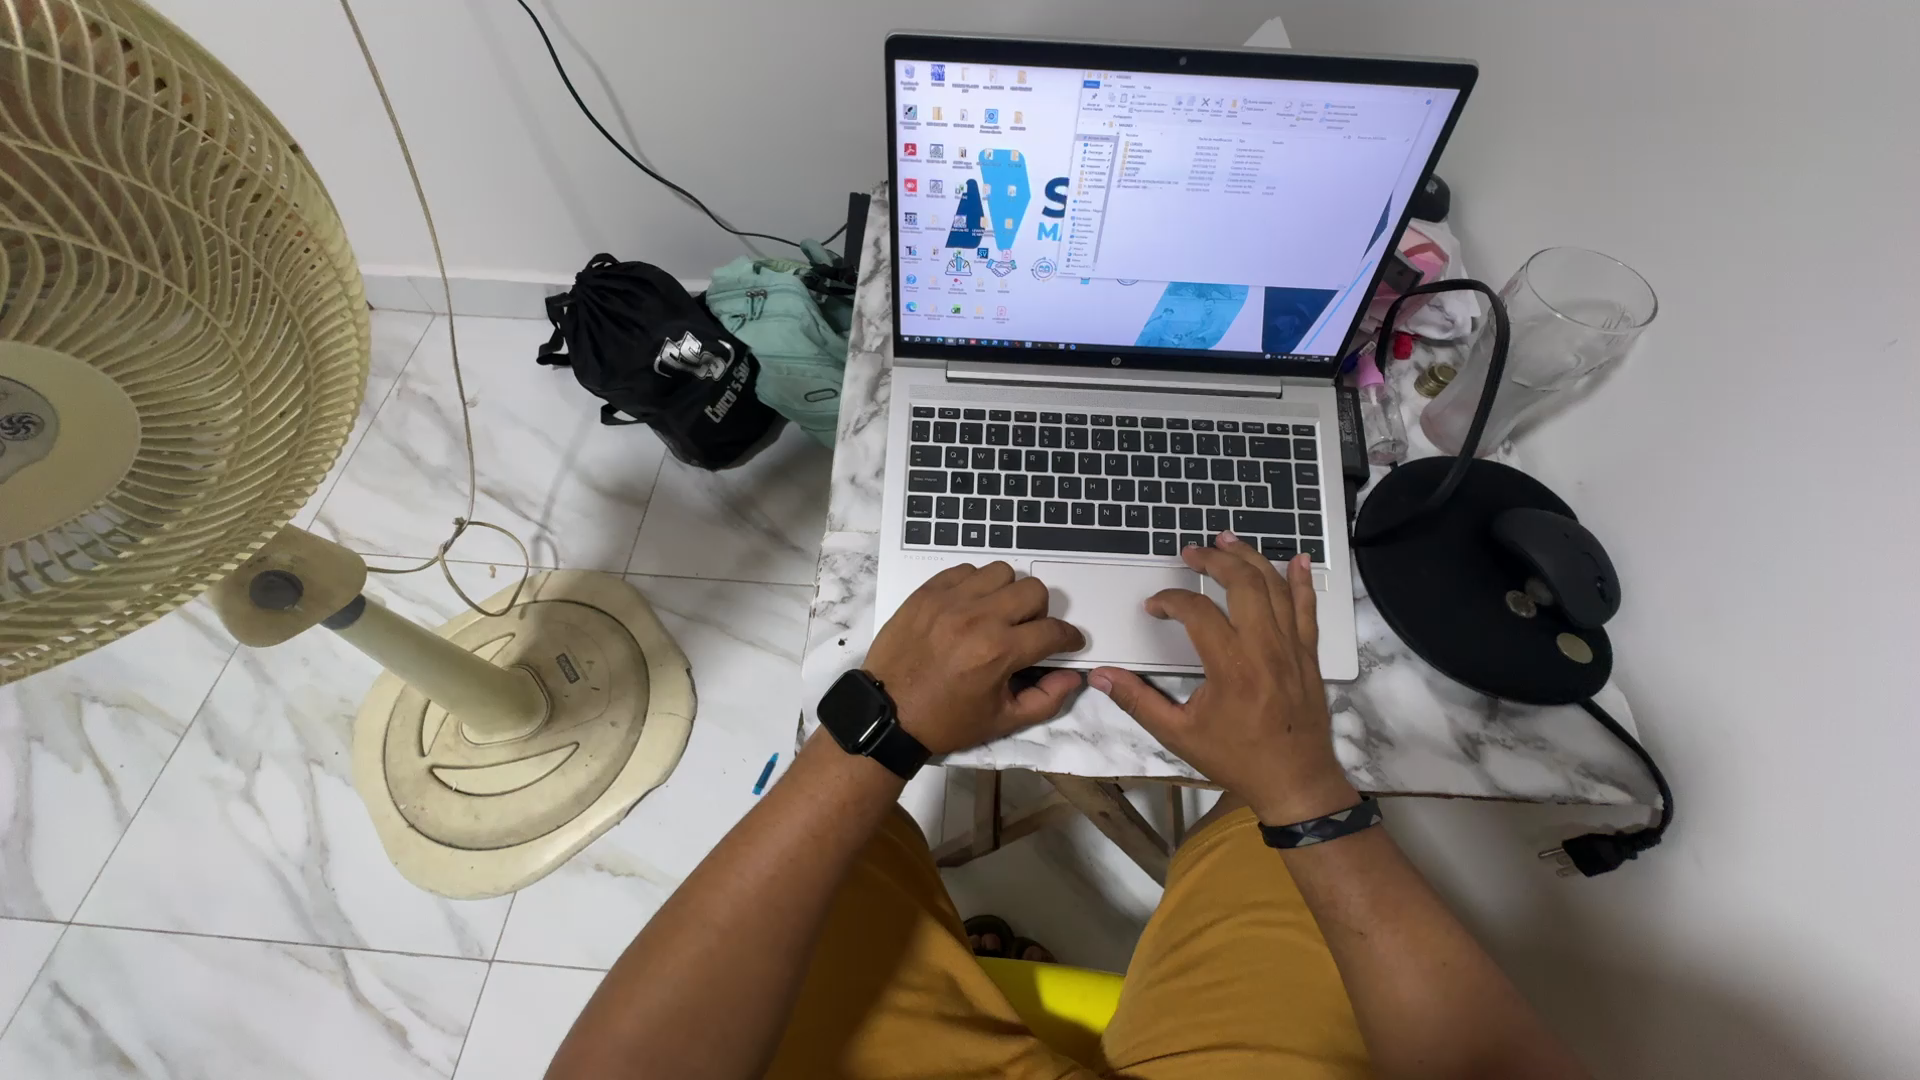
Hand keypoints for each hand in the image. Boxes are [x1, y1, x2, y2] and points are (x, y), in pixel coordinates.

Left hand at [865, 562, 1086, 754]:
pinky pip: (965, 571)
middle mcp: (977, 618)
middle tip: (1026, 631)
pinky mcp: (927, 593)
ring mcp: (949, 601)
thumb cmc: (946, 721)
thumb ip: (1045, 699)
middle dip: (1039, 612)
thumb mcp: (1002, 722)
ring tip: (995, 615)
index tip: (1066, 643)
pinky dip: (975, 586)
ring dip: (1006, 593)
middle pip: (1033, 590)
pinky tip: (968, 608)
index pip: (1052, 631)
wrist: (887, 714)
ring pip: (1000, 573)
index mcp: (999, 652)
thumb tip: (1073, 677)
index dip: (1068, 638)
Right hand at [1090, 533, 1357, 824]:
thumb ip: (1137, 702)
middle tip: (1191, 551)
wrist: (1296, 784)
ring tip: (1228, 539)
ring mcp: (1292, 649)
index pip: (1197, 612)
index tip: (1154, 607)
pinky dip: (1302, 582)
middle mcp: (1265, 649)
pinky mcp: (1309, 655)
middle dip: (1214, 561)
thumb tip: (1099, 677)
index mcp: (1231, 667)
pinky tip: (1298, 559)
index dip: (1170, 601)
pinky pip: (1309, 609)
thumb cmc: (1236, 759)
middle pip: (1243, 585)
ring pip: (1276, 589)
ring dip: (1251, 559)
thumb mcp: (1178, 735)